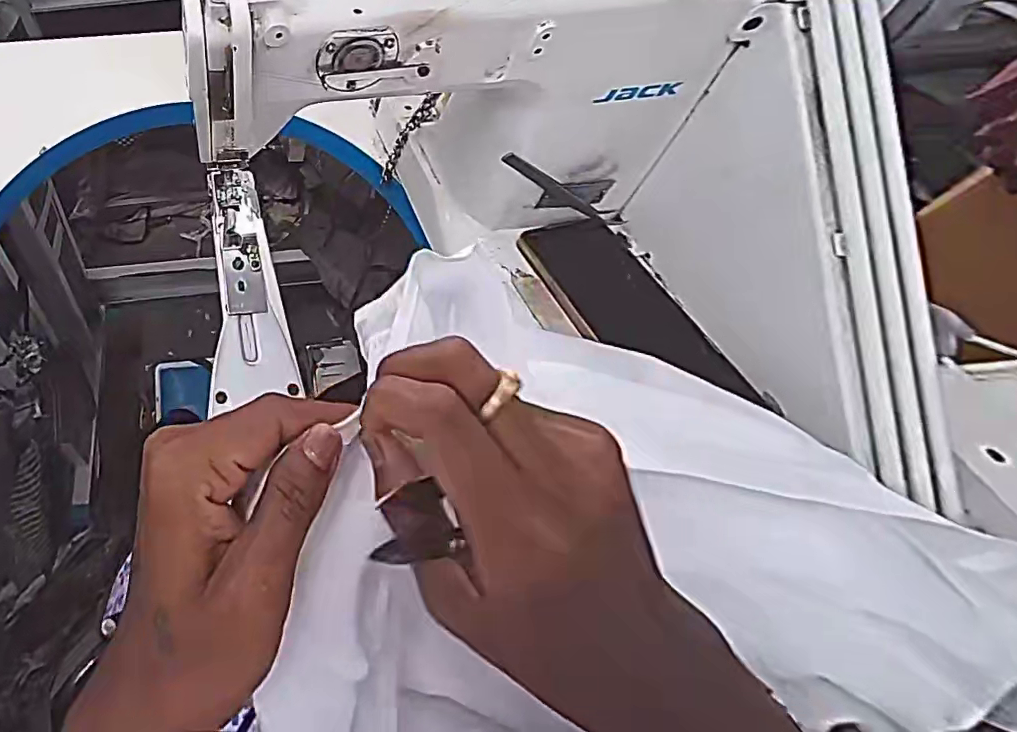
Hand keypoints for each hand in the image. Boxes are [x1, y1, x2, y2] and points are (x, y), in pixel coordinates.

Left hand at [66, 395, 352, 731]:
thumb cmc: (191, 655)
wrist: (157, 687)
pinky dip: (279, 468)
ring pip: (260, 432)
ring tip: (328, 487)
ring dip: (298, 454)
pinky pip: (248, 451)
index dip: (325, 418)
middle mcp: (173, 454)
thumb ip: (294, 498)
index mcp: (183, 468)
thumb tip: (323, 438)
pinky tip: (295, 496)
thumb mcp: (258, 580)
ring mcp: (177, 462)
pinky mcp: (188, 475)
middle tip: (356, 460)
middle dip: (313, 437)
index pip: (271, 414)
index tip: (363, 426)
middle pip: (265, 418)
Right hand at [361, 337, 795, 730]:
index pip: (440, 414)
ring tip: (442, 439)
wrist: (640, 652)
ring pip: (486, 375)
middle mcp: (556, 473)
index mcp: (516, 524)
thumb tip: (385, 440)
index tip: (376, 418)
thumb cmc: (553, 642)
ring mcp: (581, 447)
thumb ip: (410, 510)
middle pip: (465, 365)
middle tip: (391, 392)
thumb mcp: (454, 598)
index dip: (391, 399)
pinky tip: (489, 458)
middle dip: (409, 364)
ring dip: (446, 391)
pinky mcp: (593, 436)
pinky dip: (486, 413)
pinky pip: (516, 399)